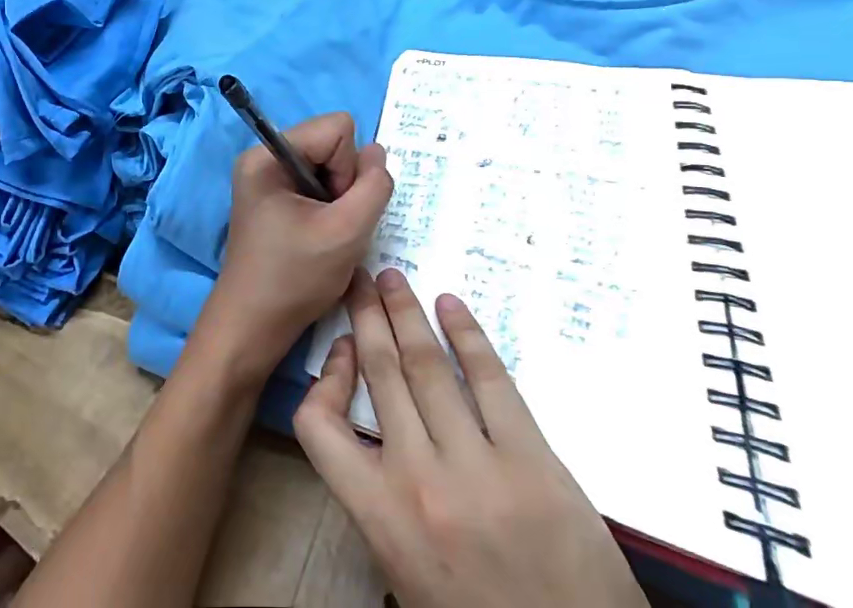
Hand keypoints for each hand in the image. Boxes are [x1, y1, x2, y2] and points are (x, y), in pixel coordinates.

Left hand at [194, 113, 392, 381]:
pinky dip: (329, 208)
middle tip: (331, 226)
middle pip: (332, 143)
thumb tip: (378, 152)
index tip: (336, 209)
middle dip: (345, 184)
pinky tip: (318, 237)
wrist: (253, 323)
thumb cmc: (294, 278)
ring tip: (324, 234)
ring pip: (329, 165)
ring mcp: (267, 178)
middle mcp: (262, 157)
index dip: (350, 167)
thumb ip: (373, 185)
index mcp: (266, 155)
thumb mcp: (346, 231)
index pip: (337, 127)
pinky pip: (317, 184)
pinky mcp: (274, 197)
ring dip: (339, 199)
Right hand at [293, 270, 646, 607]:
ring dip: (406, 314)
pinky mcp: (533, 461)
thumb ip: (378, 503)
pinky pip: (492, 383)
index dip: (325, 378)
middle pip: (382, 373)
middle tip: (358, 279)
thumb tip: (367, 440)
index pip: (319, 425)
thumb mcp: (402, 573)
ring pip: (427, 367)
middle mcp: (419, 479)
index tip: (340, 352)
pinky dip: (468, 338)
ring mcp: (478, 465)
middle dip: (366, 318)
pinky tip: (451, 306)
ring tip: (393, 279)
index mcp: (379, 514)